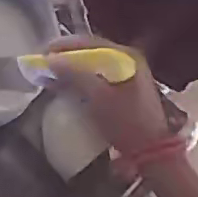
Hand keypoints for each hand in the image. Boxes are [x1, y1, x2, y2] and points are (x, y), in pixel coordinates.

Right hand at [44, 37, 178, 157]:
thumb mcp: (99, 98)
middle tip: (45, 61)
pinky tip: (67, 83)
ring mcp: (128, 75)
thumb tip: (50, 60)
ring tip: (51, 71)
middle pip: (92, 51)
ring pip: (94, 64)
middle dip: (67, 55)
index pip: (91, 42)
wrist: (152, 154)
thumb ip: (75, 75)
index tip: (44, 51)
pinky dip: (81, 77)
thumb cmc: (128, 123)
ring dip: (73, 67)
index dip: (65, 45)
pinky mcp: (124, 90)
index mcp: (127, 56)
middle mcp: (129, 60)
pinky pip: (98, 76)